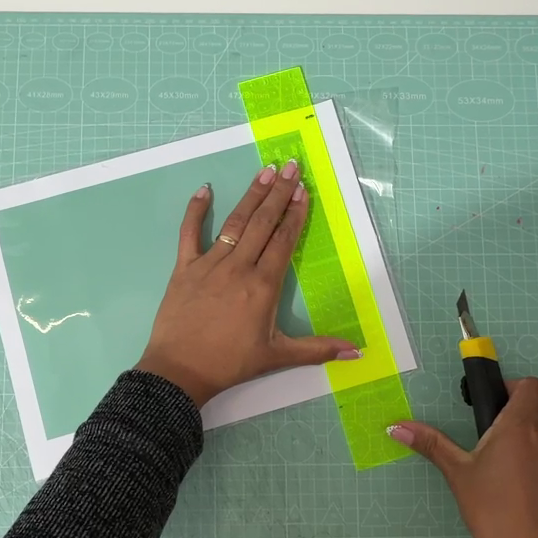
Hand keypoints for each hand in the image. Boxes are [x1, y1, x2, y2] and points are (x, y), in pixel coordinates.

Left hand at [134, 159, 360, 407]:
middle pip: (262, 223)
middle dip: (279, 193)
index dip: (295, 214)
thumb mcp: (277, 357)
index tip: (303, 190)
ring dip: (251, 196)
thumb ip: (317, 349)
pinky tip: (205, 189)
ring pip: (234, 223)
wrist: (180, 371)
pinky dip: (196, 211)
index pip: (283, 241)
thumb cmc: (230, 364)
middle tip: (290, 166)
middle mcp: (238, 267)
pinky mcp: (184, 268)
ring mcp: (209, 264)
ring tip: (265, 171)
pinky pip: (189, 233)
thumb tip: (358, 352)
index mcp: (263, 285)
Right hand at [390, 378, 537, 537]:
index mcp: (519, 428)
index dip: (513, 383)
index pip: (532, 385)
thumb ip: (430, 444)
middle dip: (529, 395)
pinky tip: (519, 479)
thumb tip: (396, 427)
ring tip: (505, 449)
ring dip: (536, 423)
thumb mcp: (457, 474)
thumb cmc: (490, 512)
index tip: (492, 399)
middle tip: (501, 414)